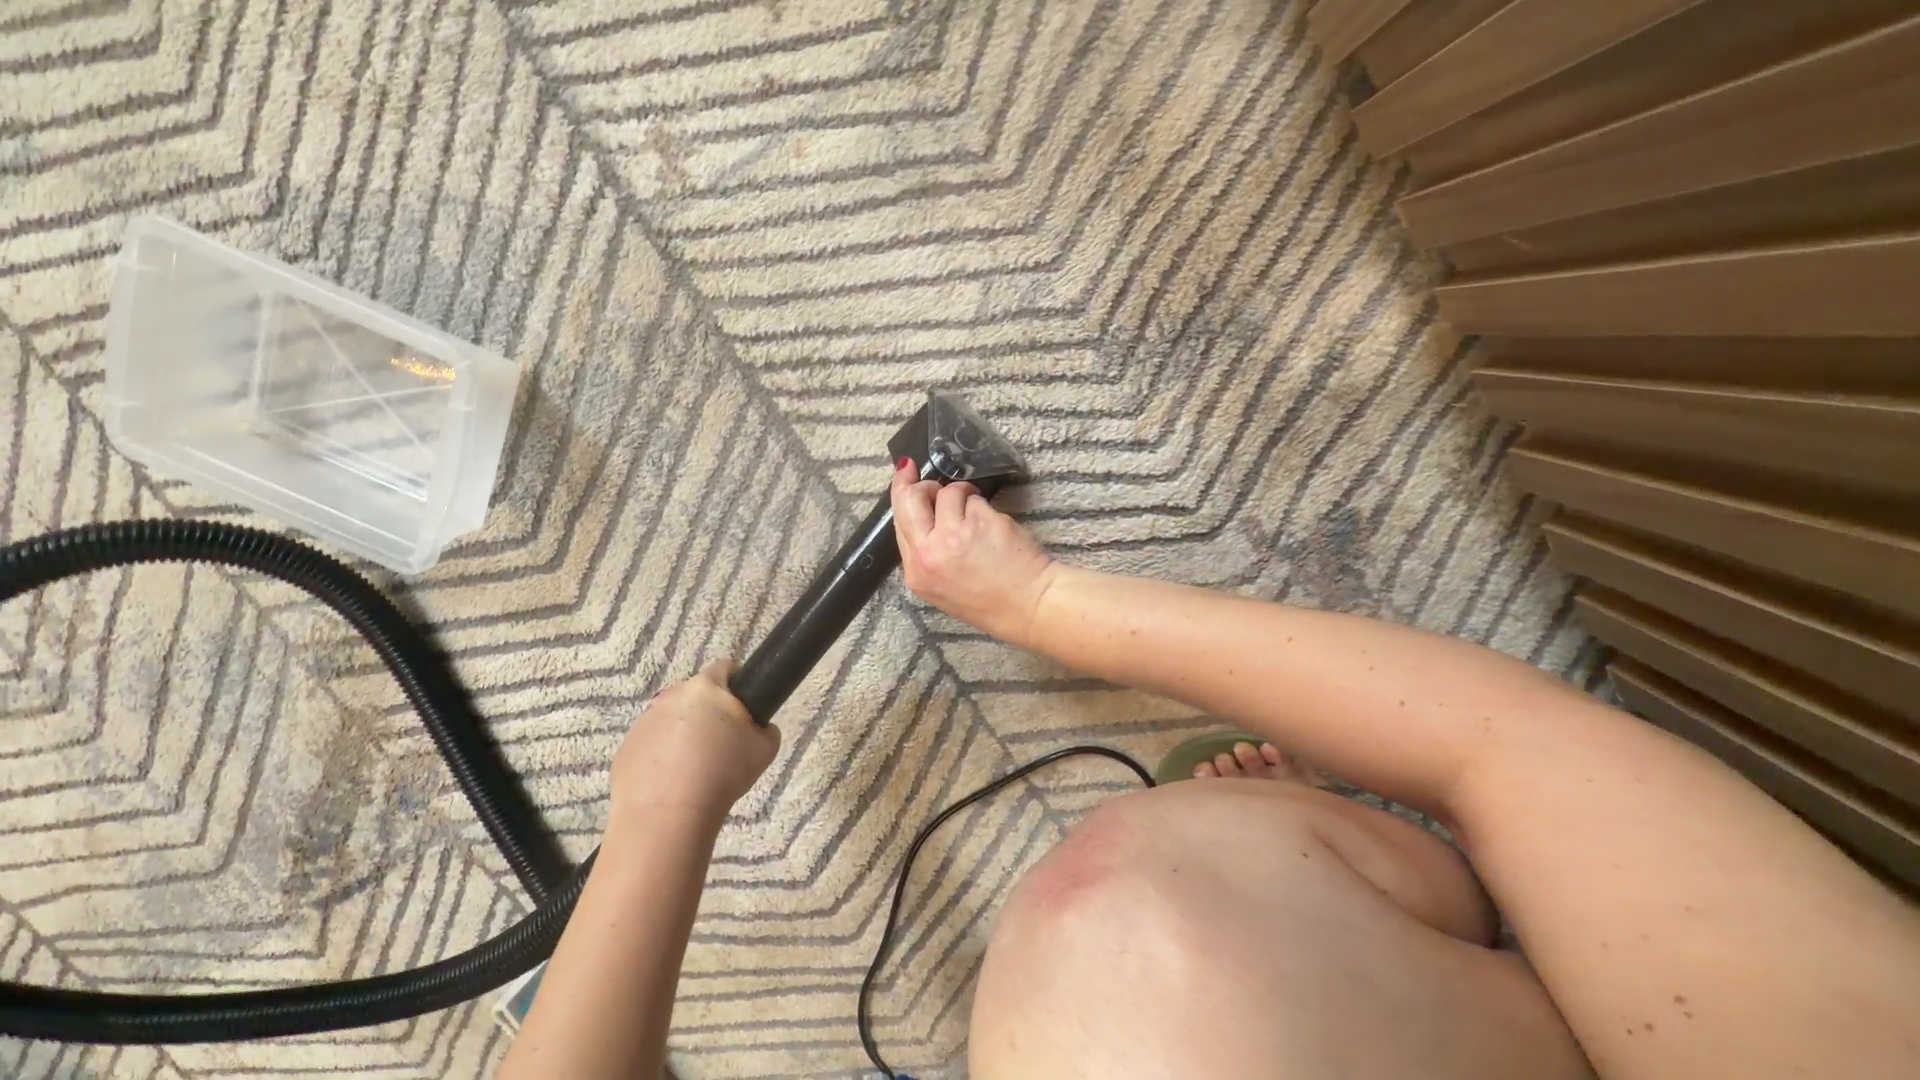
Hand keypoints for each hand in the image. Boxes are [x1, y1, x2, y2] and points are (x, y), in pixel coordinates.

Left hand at [610, 660, 779, 823]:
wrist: (669, 813)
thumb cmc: (722, 773)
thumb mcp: (765, 748)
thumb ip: (764, 728)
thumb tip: (754, 728)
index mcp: (705, 688)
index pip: (724, 668)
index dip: (737, 684)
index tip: (743, 708)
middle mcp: (670, 696)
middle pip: (694, 695)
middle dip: (708, 712)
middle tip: (721, 743)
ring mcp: (643, 721)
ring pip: (670, 720)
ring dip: (683, 734)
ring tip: (694, 769)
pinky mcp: (626, 748)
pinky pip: (650, 745)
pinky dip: (661, 757)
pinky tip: (672, 782)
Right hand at [890, 460, 1059, 644]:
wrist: (1030, 607)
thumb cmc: (992, 600)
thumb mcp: (941, 586)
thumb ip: (927, 552)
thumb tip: (925, 513)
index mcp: (916, 573)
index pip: (898, 520)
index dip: (902, 491)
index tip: (906, 470)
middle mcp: (928, 553)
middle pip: (911, 498)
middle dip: (924, 485)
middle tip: (939, 488)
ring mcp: (953, 536)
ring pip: (948, 493)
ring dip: (963, 494)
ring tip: (979, 517)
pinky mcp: (980, 522)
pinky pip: (975, 499)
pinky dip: (984, 507)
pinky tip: (995, 527)